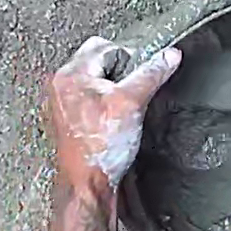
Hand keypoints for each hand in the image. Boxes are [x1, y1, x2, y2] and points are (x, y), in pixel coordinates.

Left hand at [47, 37, 182, 186]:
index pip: (106, 47)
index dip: (128, 61)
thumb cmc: (101, 148)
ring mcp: (62, 101)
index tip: (136, 82)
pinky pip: (89, 97)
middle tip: (128, 96)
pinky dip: (103, 104)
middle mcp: (61, 84)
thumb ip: (151, 74)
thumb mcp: (132, 103)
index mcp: (70, 74)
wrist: (87, 183)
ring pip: (95, 79)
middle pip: (98, 60)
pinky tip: (111, 122)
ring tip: (119, 112)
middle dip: (119, 73)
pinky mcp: (68, 117)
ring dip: (112, 88)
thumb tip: (170, 55)